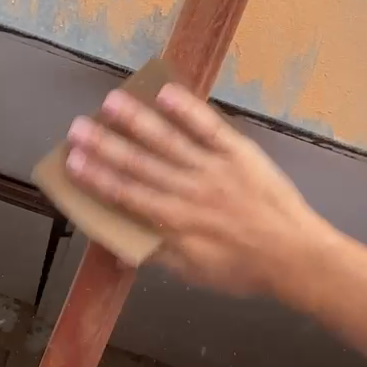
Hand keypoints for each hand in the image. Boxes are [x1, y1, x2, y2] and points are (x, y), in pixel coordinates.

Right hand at [64, 82, 336, 297]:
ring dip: (138, 121)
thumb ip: (157, 254)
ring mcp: (213, 168)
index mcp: (174, 221)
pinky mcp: (238, 152)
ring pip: (168, 141)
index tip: (72, 161)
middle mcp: (187, 190)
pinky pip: (209, 128)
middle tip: (78, 126)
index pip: (126, 195)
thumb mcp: (194, 273)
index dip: (97, 177)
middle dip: (105, 145)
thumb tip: (122, 246)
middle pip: (139, 164)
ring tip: (112, 101)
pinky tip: (166, 93)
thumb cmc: (243, 269)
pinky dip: (188, 110)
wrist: (294, 256)